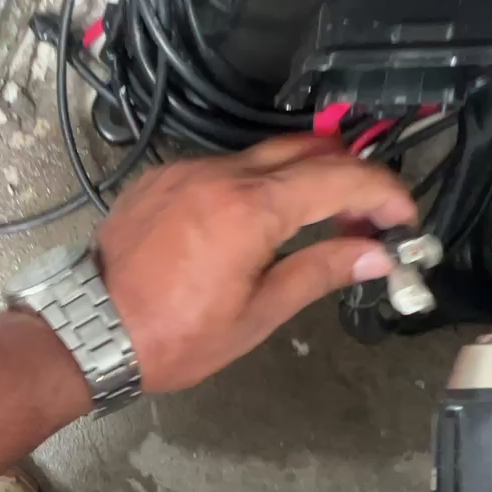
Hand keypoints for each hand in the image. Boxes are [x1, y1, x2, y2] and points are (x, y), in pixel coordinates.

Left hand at [95, 134, 417, 392]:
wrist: (88, 334)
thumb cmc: (170, 339)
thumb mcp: (254, 317)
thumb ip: (318, 273)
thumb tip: (374, 255)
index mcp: (250, 211)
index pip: (340, 180)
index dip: (384, 195)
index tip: (403, 218)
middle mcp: (218, 175)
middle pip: (306, 151)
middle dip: (346, 178)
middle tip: (362, 219)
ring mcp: (183, 172)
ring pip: (260, 157)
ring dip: (295, 181)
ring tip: (307, 224)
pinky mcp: (158, 179)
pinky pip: (217, 169)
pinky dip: (247, 186)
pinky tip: (247, 223)